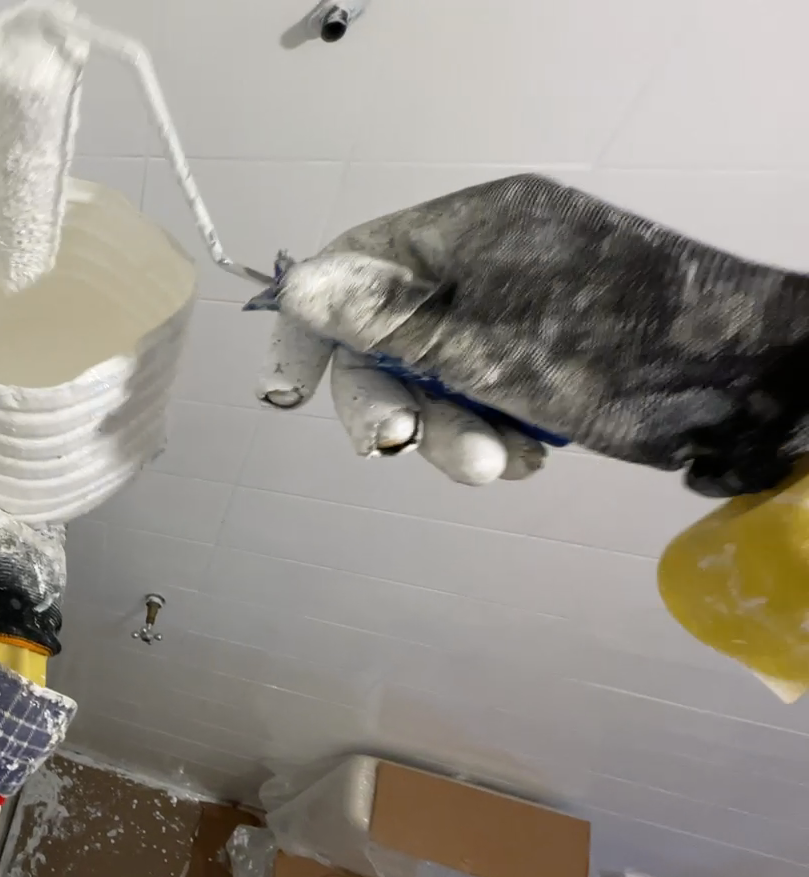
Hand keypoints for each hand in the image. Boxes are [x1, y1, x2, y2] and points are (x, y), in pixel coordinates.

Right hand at [248, 173, 808, 495]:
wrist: (761, 387)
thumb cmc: (616, 343)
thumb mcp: (481, 335)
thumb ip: (381, 317)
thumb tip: (295, 289)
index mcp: (462, 236)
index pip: (347, 268)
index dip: (306, 330)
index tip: (290, 390)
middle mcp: (471, 273)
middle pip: (377, 342)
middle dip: (386, 403)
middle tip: (388, 444)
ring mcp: (496, 322)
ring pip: (420, 386)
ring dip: (443, 434)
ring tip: (490, 465)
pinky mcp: (522, 366)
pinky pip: (466, 405)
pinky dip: (484, 437)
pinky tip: (523, 455)